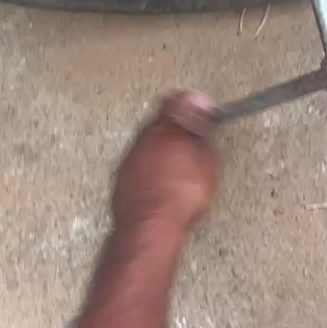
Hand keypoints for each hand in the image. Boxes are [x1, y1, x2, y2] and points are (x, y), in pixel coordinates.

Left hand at [111, 92, 218, 231]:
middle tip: (191, 139)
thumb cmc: (180, 193)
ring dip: (161, 148)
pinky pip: (139, 163)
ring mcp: (130, 159)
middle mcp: (143, 139)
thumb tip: (199, 102)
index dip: (189, 103)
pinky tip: (162, 180)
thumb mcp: (204, 160)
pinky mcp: (123, 178)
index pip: (174, 101)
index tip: (200, 112)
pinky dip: (151, 167)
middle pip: (158, 121)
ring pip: (147, 143)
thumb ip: (199, 128)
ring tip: (178, 164)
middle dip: (174, 126)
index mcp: (165, 129)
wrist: (150, 226)